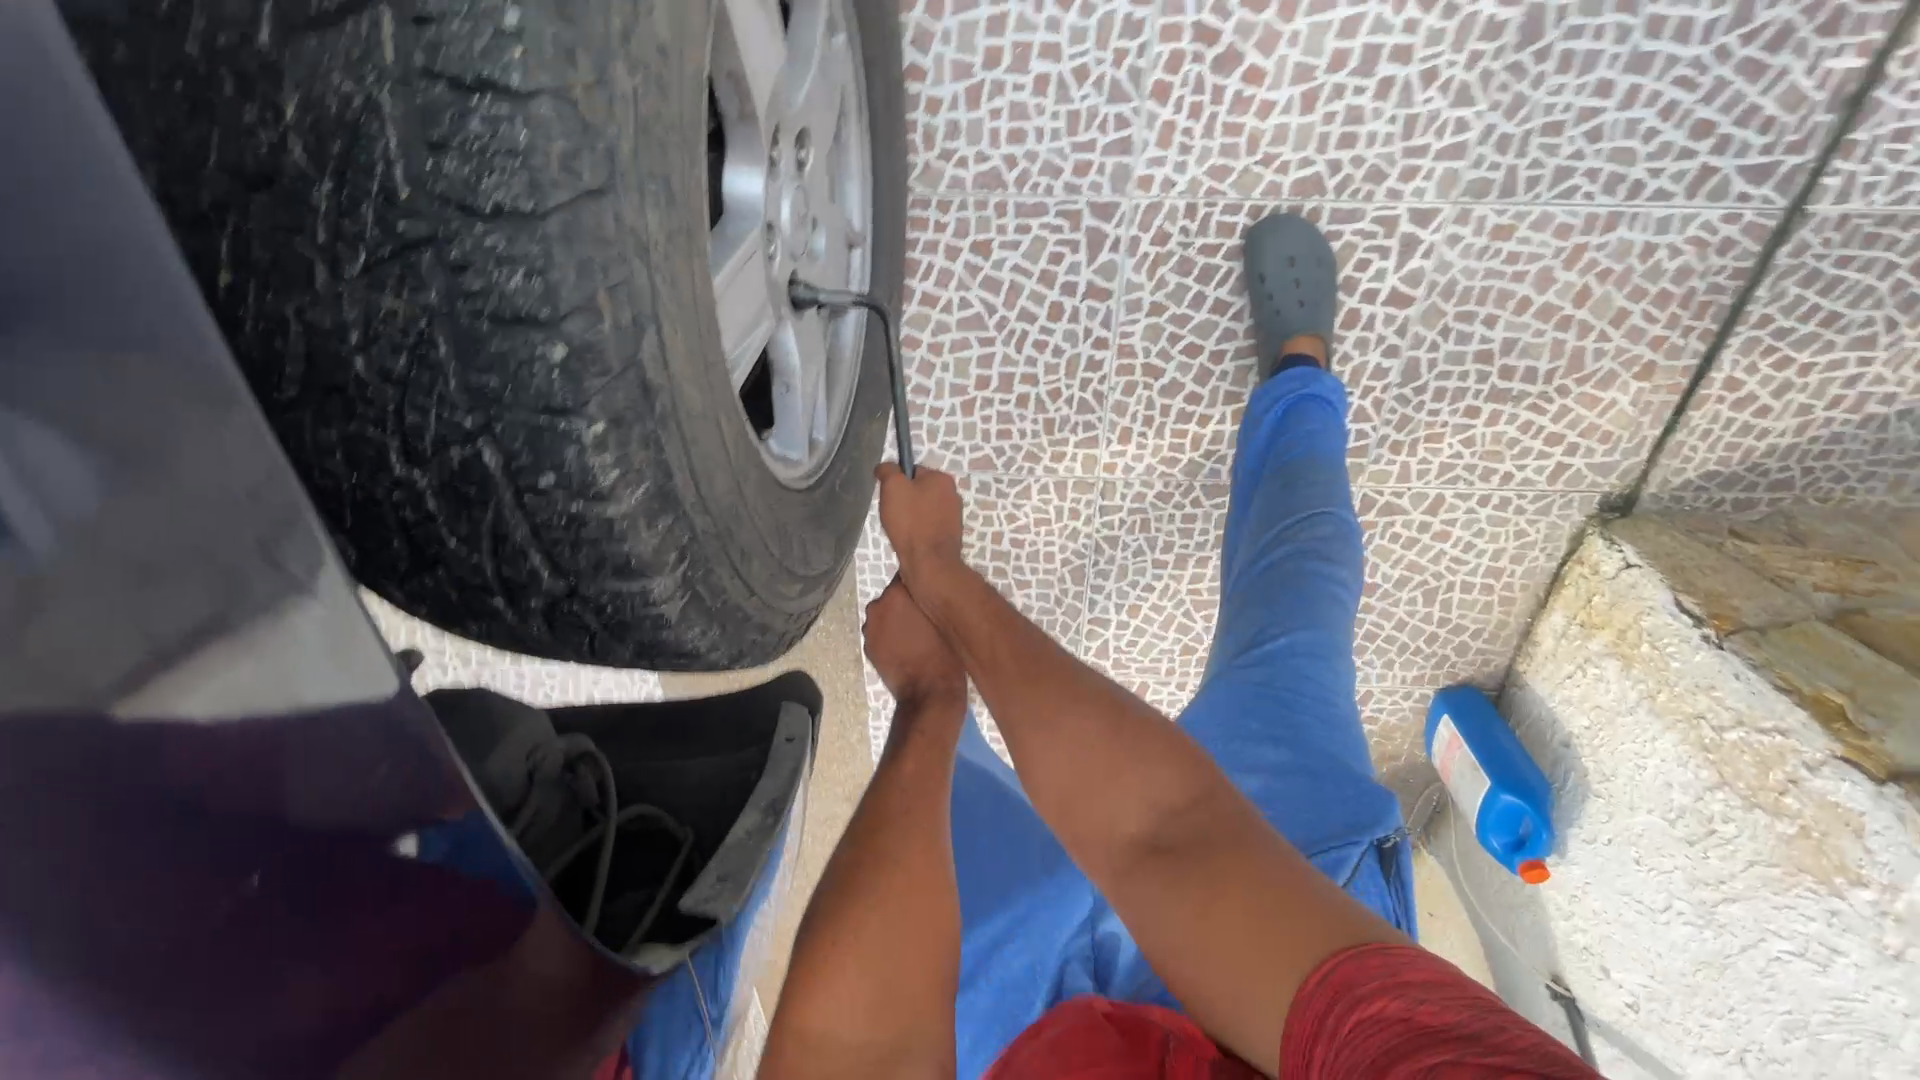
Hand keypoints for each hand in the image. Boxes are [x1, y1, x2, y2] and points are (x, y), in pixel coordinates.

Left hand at [863, 576, 965, 708]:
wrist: (929, 692)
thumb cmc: (945, 652)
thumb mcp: (945, 615)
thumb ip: (931, 596)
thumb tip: (926, 588)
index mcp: (898, 592)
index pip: (908, 575)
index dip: (921, 582)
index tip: (932, 591)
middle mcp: (878, 605)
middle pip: (894, 596)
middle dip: (908, 602)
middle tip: (927, 616)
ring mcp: (870, 628)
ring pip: (886, 615)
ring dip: (898, 620)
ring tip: (918, 635)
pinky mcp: (868, 647)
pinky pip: (881, 634)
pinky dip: (891, 637)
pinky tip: (907, 649)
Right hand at [875, 464, 963, 588]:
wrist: (929, 562)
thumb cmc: (911, 521)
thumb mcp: (893, 487)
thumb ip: (888, 471)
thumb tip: (885, 467)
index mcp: (942, 479)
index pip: (913, 471)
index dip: (896, 482)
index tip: (888, 496)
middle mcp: (953, 495)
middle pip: (918, 491)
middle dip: (903, 501)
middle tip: (892, 514)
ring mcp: (953, 517)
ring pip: (922, 511)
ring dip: (909, 518)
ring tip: (899, 530)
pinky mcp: (950, 536)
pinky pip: (927, 527)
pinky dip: (917, 532)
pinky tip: (909, 541)